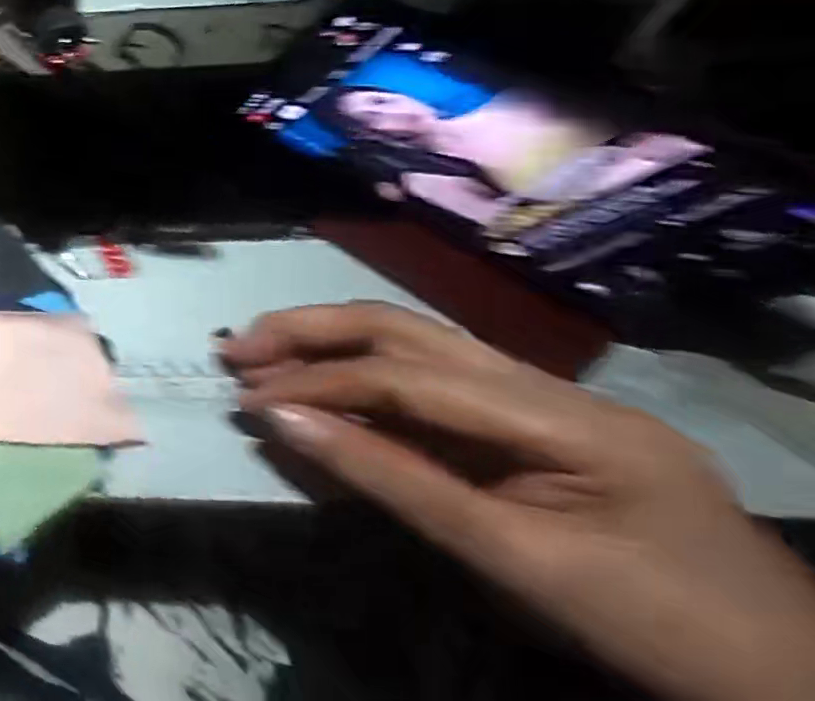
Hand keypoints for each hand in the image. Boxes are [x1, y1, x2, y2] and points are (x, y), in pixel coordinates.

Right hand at [220, 302, 814, 700]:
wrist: (792, 686)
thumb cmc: (657, 633)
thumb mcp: (513, 562)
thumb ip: (391, 481)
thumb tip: (282, 422)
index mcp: (568, 420)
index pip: (409, 379)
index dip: (319, 383)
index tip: (249, 400)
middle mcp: (553, 389)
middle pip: (408, 331)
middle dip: (311, 332)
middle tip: (238, 348)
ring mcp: (548, 402)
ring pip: (417, 346)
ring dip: (331, 344)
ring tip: (263, 355)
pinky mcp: (536, 425)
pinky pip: (434, 386)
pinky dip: (366, 381)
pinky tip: (326, 391)